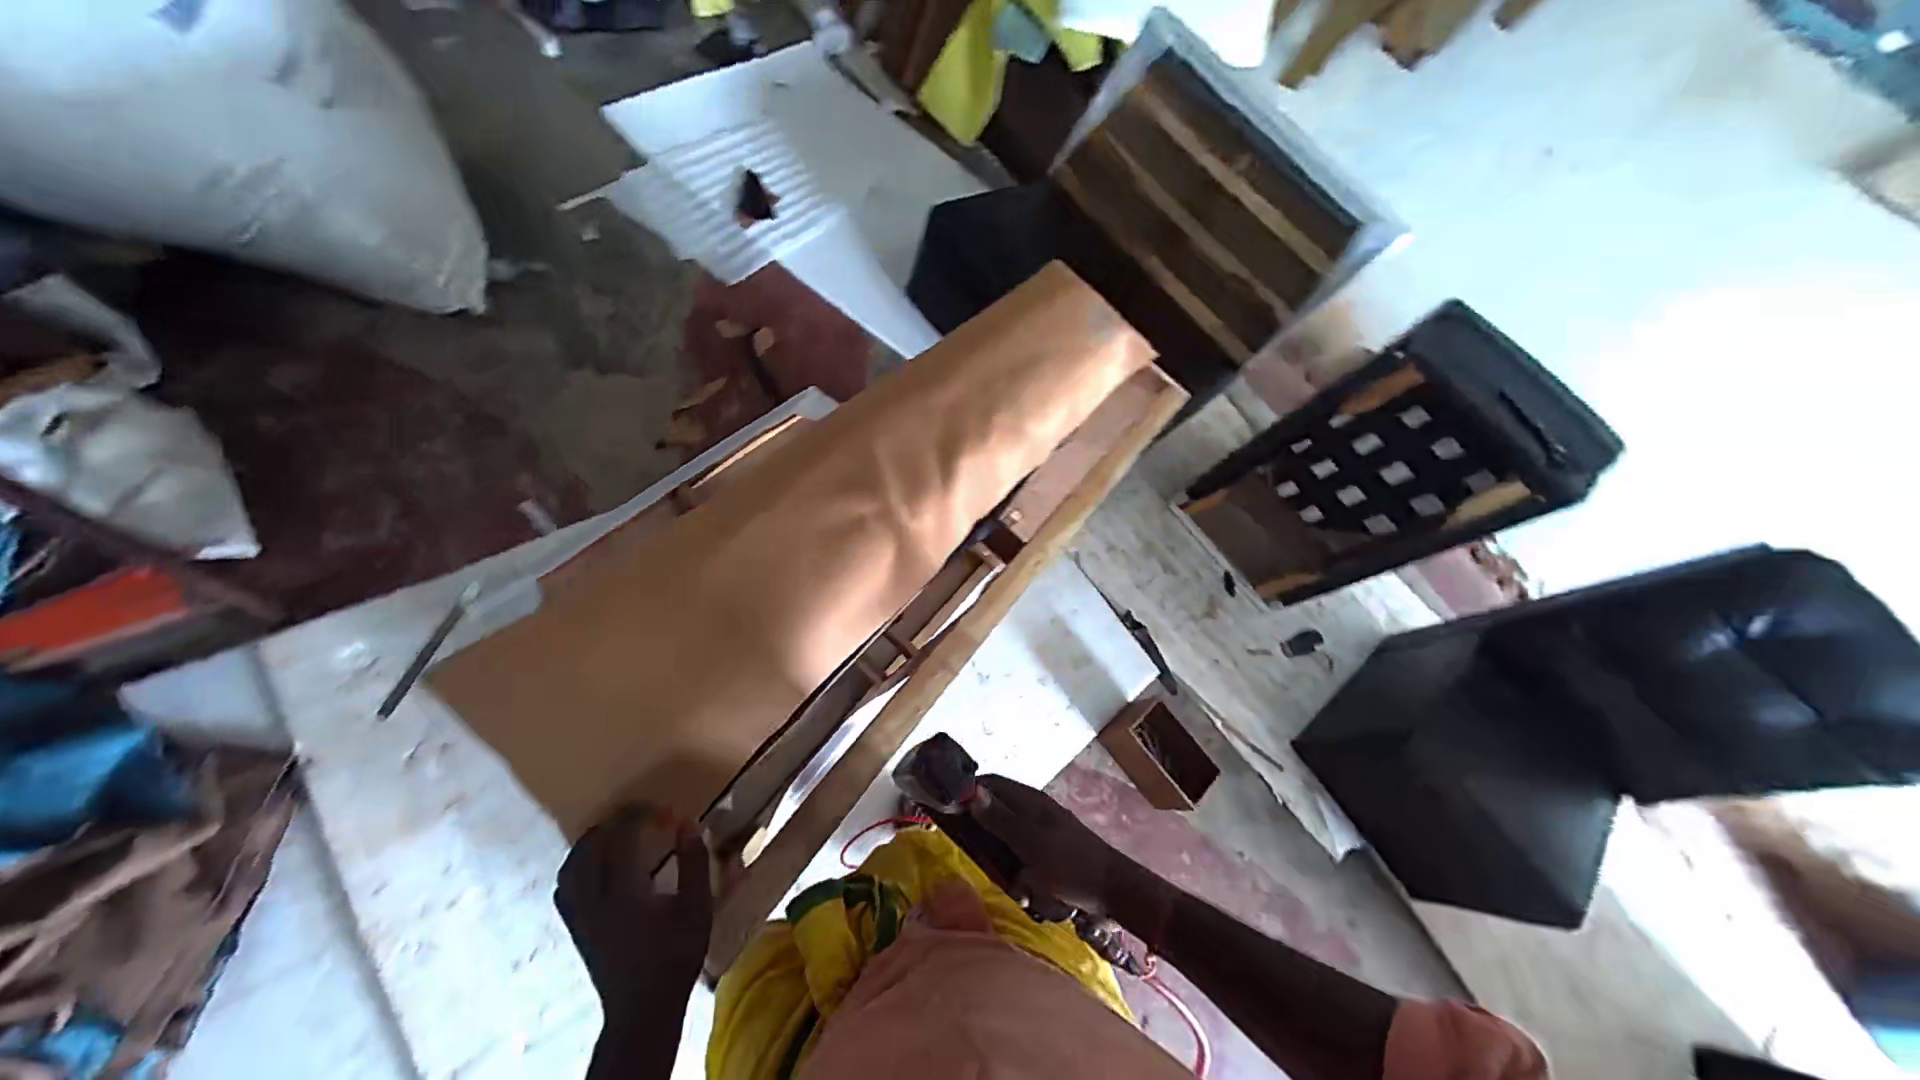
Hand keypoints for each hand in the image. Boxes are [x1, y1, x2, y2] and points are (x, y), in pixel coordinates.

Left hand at [555, 805, 712, 1016]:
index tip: (664, 811)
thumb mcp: (698, 907)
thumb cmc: (676, 956)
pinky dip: (578, 867)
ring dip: (592, 842)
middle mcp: (594, 900)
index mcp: (624, 891)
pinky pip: (565, 888)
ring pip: (572, 866)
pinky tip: (597, 868)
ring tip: (616, 834)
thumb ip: (694, 863)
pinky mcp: (575, 930)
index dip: (640, 815)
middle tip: (642, 816)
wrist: (642, 1010)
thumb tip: (689, 824)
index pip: (623, 836)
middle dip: (615, 823)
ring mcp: (579, 916)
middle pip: (591, 846)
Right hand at [968, 775, 1134, 915]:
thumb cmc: (1072, 864)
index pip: (988, 784)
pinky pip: (1023, 865)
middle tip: (982, 860)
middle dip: (985, 841)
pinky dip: (1023, 880)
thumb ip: (1000, 819)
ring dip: (1005, 867)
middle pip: (993, 815)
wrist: (1114, 893)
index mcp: (1029, 800)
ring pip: (1006, 845)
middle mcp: (1032, 812)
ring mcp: (1041, 835)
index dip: (966, 793)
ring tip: (1015, 885)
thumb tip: (971, 791)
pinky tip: (1030, 897)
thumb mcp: (1031, 843)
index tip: (944, 812)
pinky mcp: (1048, 858)